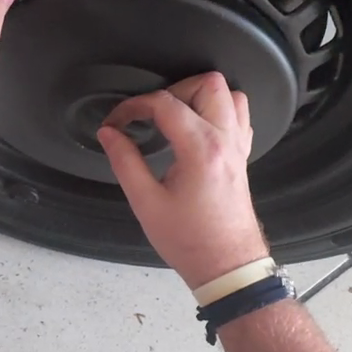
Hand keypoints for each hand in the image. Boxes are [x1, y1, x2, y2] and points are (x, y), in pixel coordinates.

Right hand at [96, 73, 269, 287]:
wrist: (227, 267)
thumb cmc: (189, 240)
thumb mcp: (146, 202)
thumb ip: (124, 160)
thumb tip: (109, 133)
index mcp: (201, 149)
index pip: (164, 103)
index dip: (133, 107)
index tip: (116, 122)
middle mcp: (225, 141)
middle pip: (207, 84)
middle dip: (172, 90)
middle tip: (149, 114)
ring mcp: (238, 148)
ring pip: (230, 94)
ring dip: (199, 96)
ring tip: (173, 117)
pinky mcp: (242, 157)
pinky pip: (239, 116)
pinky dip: (217, 111)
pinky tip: (195, 128)